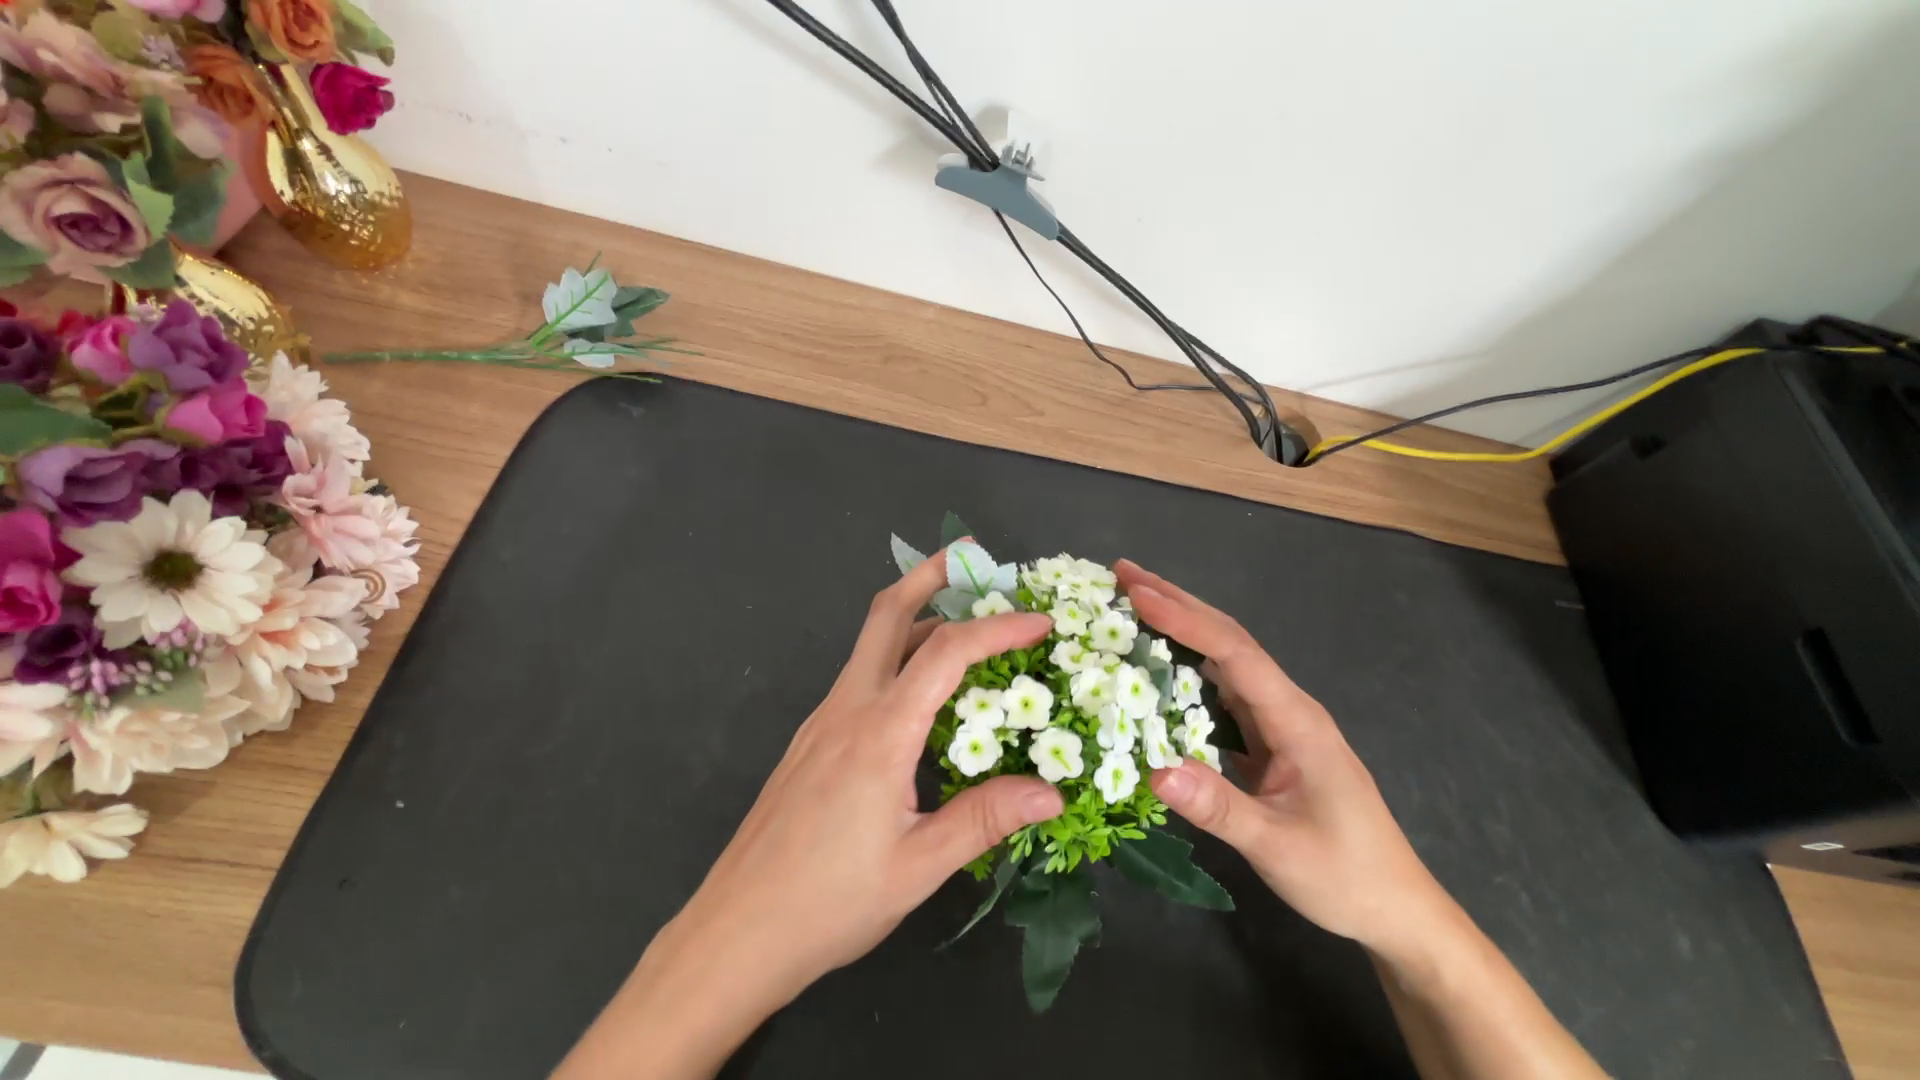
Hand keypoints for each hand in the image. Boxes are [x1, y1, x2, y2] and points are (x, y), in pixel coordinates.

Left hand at [670, 552, 1063, 995]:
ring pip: (870, 644)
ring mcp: (821, 722)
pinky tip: (921, 689)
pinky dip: (897, 656)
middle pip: (885, 615)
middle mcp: (846, 710)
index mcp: (878, 733)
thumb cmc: (830, 902)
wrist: (737, 931)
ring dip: (914, 614)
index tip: (1039, 621)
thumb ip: (984, 819)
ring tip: (962, 615)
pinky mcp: (811, 742)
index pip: (945, 653)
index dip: (997, 629)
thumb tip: (1051, 792)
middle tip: (971, 554)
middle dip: (929, 574)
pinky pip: (860, 677)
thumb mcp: (918, 867)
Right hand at [1117, 560, 1456, 951]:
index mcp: (1296, 720)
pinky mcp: (1271, 743)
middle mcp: (1288, 708)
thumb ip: (1217, 807)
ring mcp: (1280, 724)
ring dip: (1181, 628)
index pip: (1235, 653)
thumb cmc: (1343, 875)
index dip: (1185, 620)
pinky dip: (1188, 669)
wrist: (1394, 907)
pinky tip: (1159, 667)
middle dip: (1178, 603)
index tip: (1137, 595)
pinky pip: (1223, 694)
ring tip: (1132, 605)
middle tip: (1124, 575)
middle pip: (1230, 641)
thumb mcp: (1276, 846)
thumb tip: (1151, 770)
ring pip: (1227, 661)